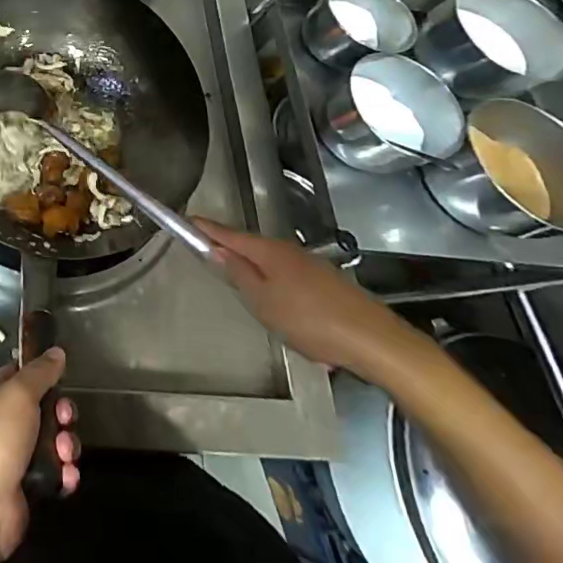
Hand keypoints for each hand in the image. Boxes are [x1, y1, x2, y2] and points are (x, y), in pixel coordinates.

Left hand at [0, 350, 79, 562]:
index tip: (61, 380)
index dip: (44, 376)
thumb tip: (56, 351)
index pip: (23, 375)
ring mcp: (18, 454)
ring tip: (64, 455)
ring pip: (55, 441)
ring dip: (67, 447)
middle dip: (62, 414)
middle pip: (45, 409)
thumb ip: (40, 372)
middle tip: (64, 419)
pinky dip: (65, 475)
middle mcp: (6, 421)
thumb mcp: (18, 394)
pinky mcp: (29, 484)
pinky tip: (66, 477)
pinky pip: (57, 473)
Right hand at [194, 217, 428, 380]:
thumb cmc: (310, 320)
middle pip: (251, 249)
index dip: (207, 228)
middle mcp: (289, 252)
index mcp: (269, 252)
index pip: (229, 234)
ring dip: (258, 278)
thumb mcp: (263, 301)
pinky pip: (292, 284)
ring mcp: (311, 267)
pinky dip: (281, 295)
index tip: (187, 220)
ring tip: (252, 302)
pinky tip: (290, 323)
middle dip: (232, 254)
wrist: (375, 342)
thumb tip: (216, 249)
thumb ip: (238, 274)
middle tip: (210, 262)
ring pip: (273, 268)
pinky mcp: (327, 285)